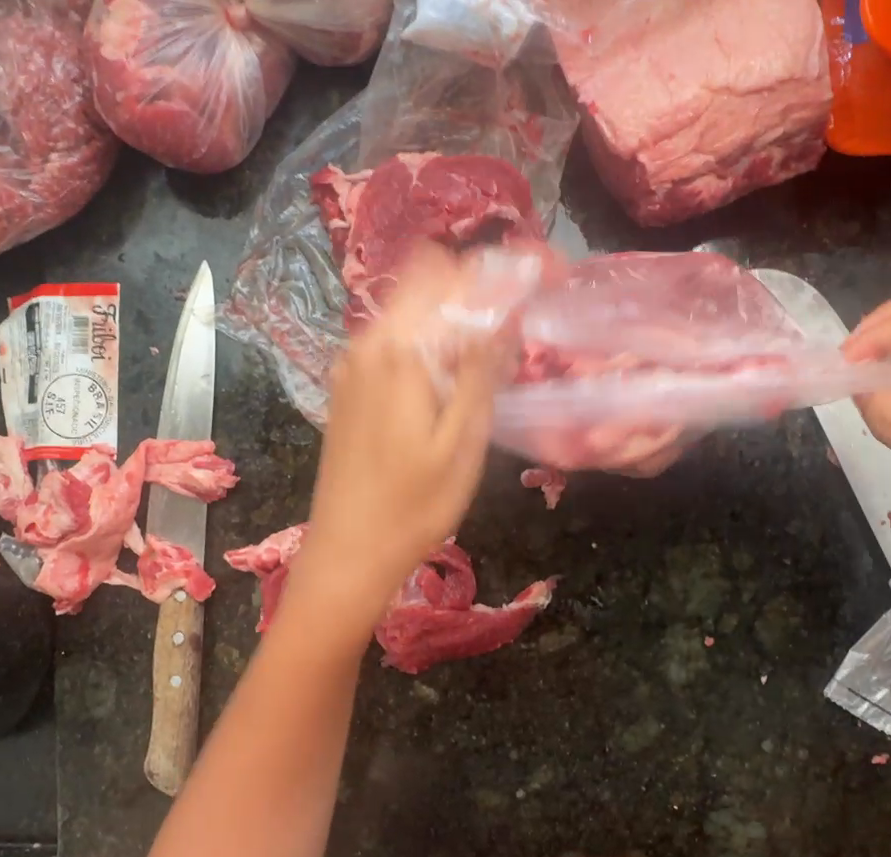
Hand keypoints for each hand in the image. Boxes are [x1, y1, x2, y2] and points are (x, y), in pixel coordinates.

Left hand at [295, 246, 504, 629]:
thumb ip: (481, 368)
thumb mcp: (462, 442)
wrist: (348, 553)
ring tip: (494, 351)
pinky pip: (393, 341)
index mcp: (399, 349)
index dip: (502, 269)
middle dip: (477, 286)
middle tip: (520, 316)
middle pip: (428, 282)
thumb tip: (504, 309)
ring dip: (453, 317)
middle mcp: (368, 342)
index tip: (543, 276)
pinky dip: (427, 342)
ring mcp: (352, 364)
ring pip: (410, 310)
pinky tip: (452, 376)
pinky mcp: (347, 387)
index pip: (454, 275)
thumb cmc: (413, 507)